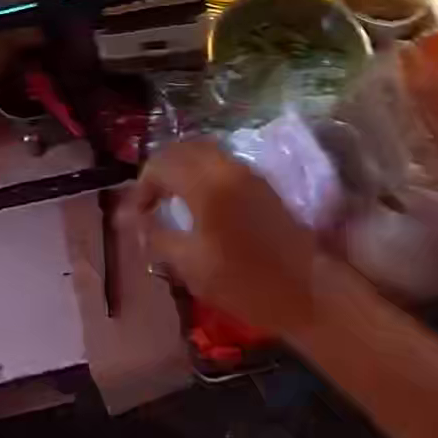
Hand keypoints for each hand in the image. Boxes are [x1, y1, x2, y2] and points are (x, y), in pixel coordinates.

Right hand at [117, 141, 326, 336]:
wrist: (306, 288)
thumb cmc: (246, 284)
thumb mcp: (193, 267)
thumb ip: (158, 237)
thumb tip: (130, 220)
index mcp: (207, 185)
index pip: (162, 164)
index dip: (142, 185)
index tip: (135, 215)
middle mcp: (225, 166)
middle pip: (181, 149)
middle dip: (159, 170)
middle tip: (148, 203)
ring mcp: (245, 169)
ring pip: (202, 149)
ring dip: (180, 166)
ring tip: (169, 199)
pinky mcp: (257, 179)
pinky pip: (219, 159)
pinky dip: (200, 168)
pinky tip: (196, 198)